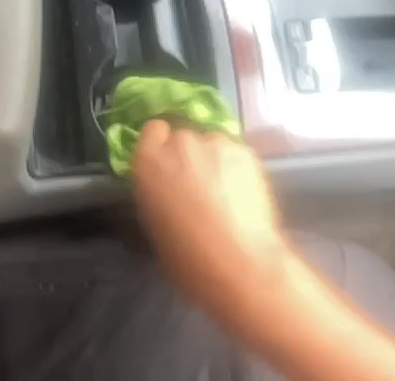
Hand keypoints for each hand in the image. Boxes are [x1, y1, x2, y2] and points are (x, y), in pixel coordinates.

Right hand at [131, 119, 290, 318]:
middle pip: (183, 136)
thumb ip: (155, 190)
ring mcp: (215, 142)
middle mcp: (180, 142)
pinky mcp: (244, 150)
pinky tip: (242, 194)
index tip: (169, 167)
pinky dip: (236, 168)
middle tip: (198, 184)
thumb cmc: (188, 258)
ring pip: (211, 143)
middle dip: (188, 155)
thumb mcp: (154, 223)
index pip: (153, 130)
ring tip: (225, 192)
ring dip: (213, 160)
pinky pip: (234, 153)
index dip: (161, 147)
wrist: (240, 265)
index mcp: (149, 161)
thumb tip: (164, 185)